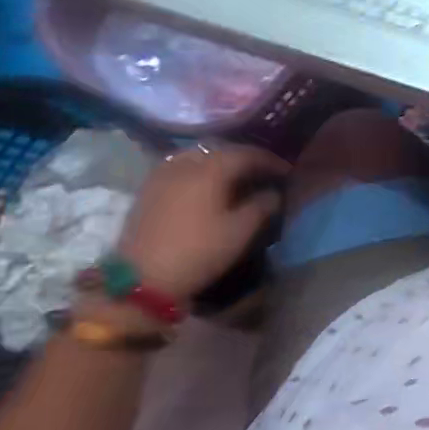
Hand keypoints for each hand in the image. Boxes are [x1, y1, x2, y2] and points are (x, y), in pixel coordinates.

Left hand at [115, 144, 289, 296]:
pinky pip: (180, 168)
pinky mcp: (148, 188)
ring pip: (198, 157)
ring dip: (220, 163)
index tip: (286, 171)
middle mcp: (185, 163)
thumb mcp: (239, 232)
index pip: (246, 154)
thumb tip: (273, 193)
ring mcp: (162, 174)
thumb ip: (261, 207)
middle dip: (244, 159)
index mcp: (210, 169)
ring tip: (235, 178)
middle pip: (220, 151)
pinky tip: (207, 186)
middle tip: (262, 173)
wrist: (142, 278)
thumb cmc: (198, 252)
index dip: (269, 160)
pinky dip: (199, 171)